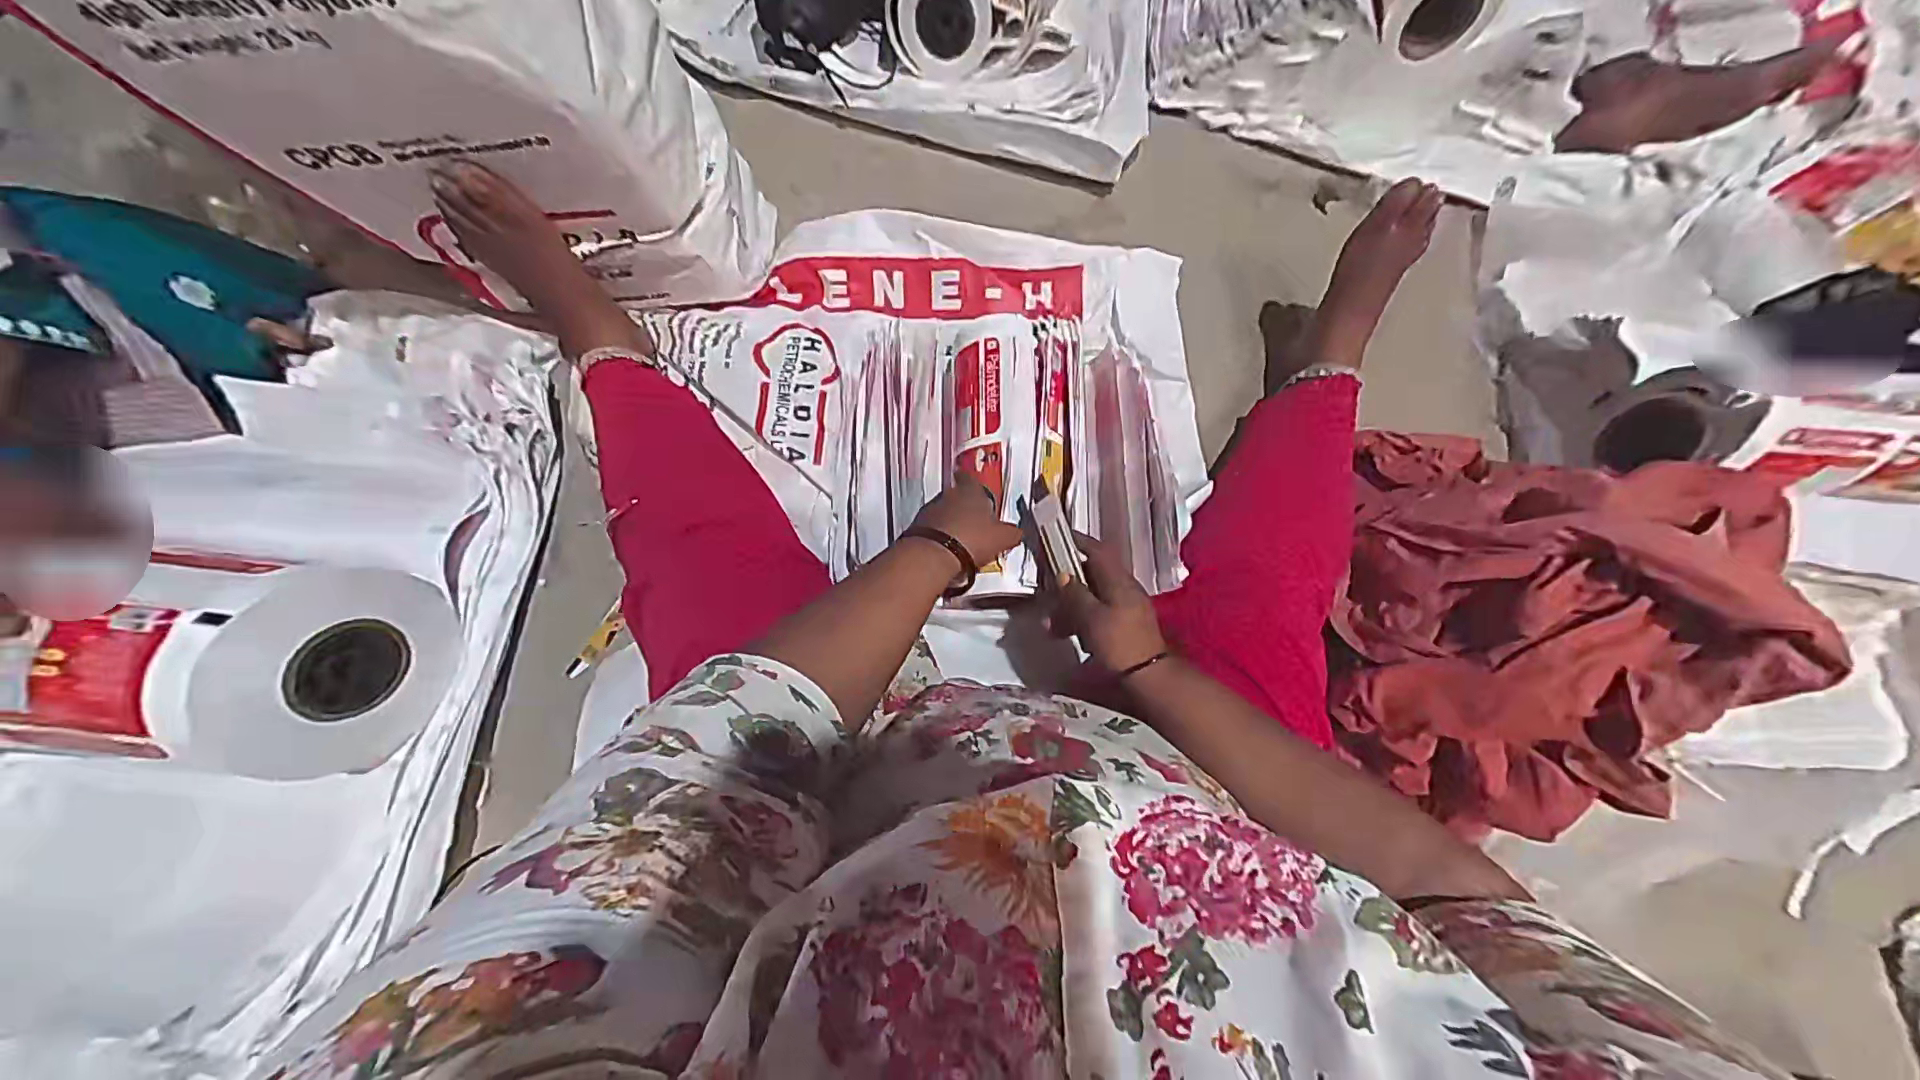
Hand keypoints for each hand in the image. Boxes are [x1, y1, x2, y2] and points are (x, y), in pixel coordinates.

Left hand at [908, 479, 1021, 569]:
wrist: (934, 556)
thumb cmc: (970, 539)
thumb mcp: (1003, 537)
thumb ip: (1012, 532)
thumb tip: (1017, 533)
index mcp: (971, 491)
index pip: (972, 479)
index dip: (975, 484)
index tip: (977, 486)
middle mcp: (947, 496)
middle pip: (957, 497)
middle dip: (966, 508)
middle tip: (977, 523)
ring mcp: (929, 512)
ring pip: (943, 513)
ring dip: (951, 524)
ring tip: (964, 542)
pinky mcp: (917, 529)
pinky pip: (931, 530)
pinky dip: (939, 538)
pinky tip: (949, 552)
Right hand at [1048, 535, 1166, 672]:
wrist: (1148, 675)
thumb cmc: (1119, 643)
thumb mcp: (1091, 618)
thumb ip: (1075, 594)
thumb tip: (1062, 574)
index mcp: (1118, 581)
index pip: (1096, 550)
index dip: (1076, 541)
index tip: (1055, 538)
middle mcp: (1124, 587)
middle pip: (1091, 572)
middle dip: (1067, 580)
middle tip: (1046, 586)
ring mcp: (1125, 605)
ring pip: (1092, 594)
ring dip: (1070, 605)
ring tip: (1052, 624)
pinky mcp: (1123, 622)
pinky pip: (1097, 611)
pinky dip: (1080, 618)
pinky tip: (1066, 633)